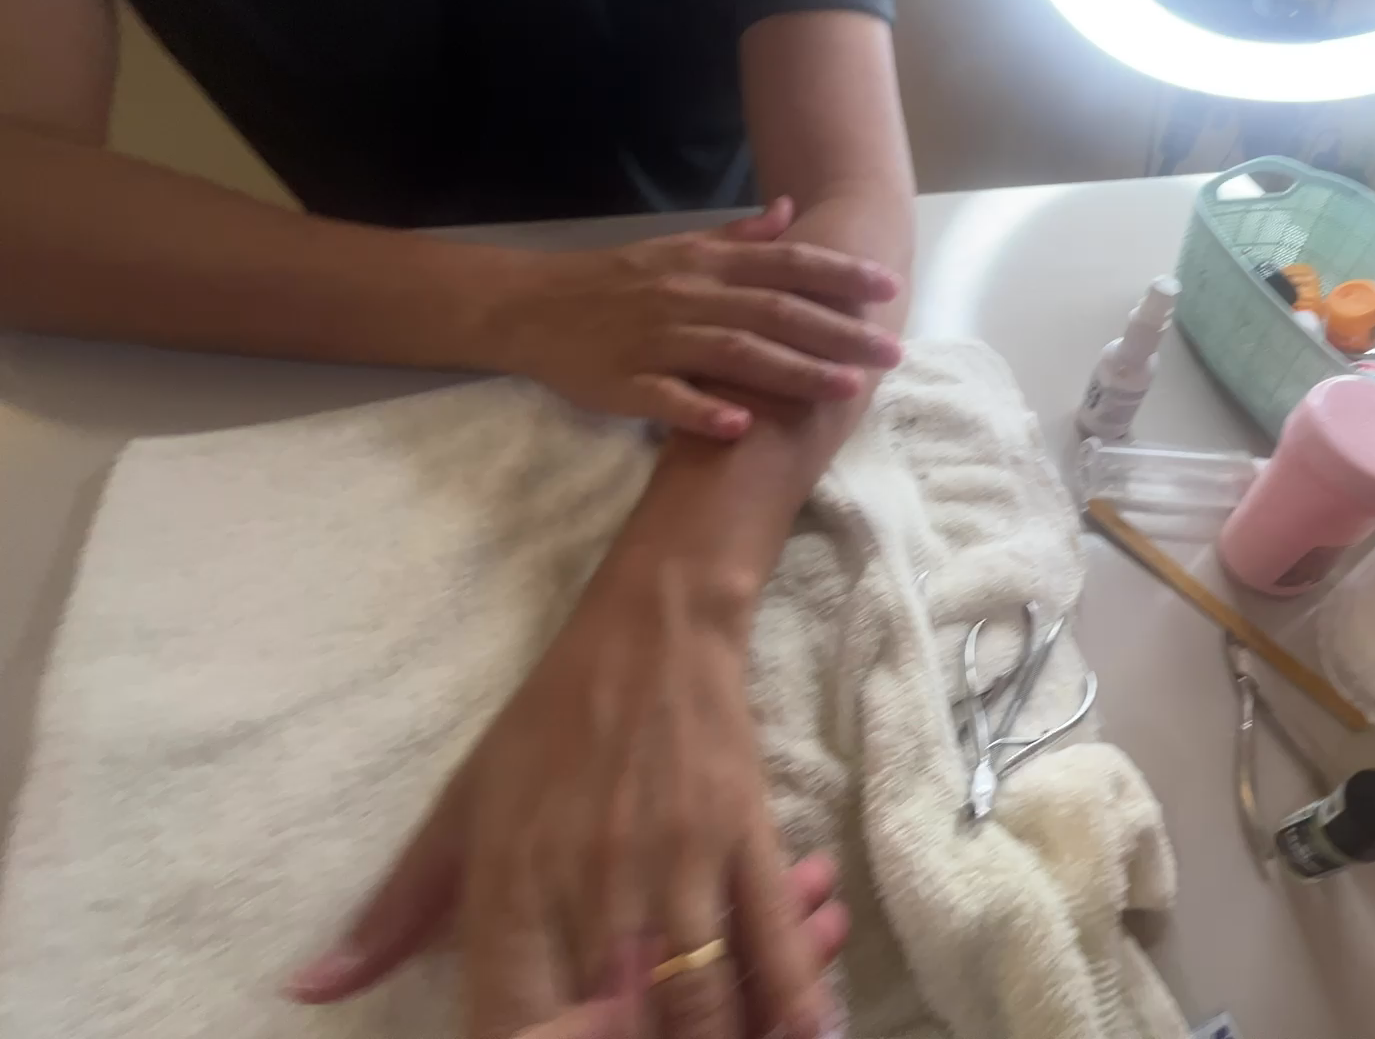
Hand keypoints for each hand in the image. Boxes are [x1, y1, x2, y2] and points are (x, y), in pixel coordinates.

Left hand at [287, 562, 828, 1038]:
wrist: (657, 632)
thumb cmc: (556, 710)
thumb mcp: (466, 795)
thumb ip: (399, 902)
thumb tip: (311, 991)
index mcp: (512, 886)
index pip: (514, 1036)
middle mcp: (595, 889)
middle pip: (620, 1034)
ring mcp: (679, 860)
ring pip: (703, 999)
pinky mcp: (744, 831)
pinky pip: (770, 929)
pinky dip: (792, 992)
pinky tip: (809, 1034)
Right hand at [480, 196, 902, 438]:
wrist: (530, 306)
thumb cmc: (619, 282)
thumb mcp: (680, 250)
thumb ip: (738, 238)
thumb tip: (791, 213)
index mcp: (706, 267)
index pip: (785, 265)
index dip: (839, 275)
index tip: (889, 288)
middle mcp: (690, 298)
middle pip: (775, 313)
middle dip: (839, 333)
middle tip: (892, 353)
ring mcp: (656, 340)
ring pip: (733, 354)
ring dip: (792, 371)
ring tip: (846, 389)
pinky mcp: (623, 382)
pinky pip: (666, 398)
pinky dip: (703, 411)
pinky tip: (743, 427)